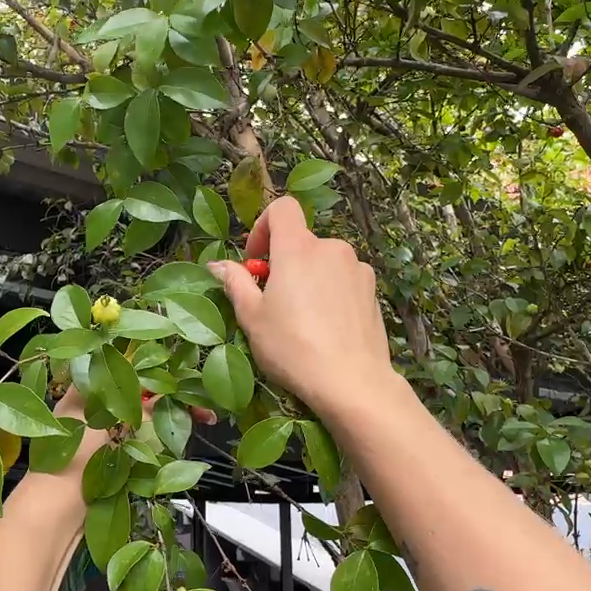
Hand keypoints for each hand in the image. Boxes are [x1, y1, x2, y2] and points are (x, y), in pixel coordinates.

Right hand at [208, 196, 397, 420]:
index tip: (255, 260)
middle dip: (283, 263)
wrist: (351, 382)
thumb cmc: (292, 347)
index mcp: (297, 249)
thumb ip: (235, 283)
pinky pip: (343, 280)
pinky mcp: (372, 290)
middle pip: (301, 241)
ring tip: (301, 318)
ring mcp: (356, 269)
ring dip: (308, 278)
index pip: (282, 209)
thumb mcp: (252, 317)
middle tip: (272, 300)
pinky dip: (330, 292)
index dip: (263, 226)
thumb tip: (218, 265)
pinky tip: (325, 326)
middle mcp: (331, 249)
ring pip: (323, 262)